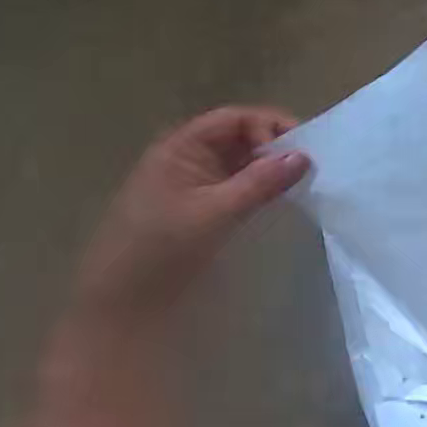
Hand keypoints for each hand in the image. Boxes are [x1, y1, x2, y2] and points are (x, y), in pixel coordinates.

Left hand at [75, 106, 310, 316]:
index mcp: (180, 147)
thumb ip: (261, 182)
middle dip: (273, 146)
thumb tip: (304, 156)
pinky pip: (234, 185)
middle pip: (238, 136)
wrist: (120, 307)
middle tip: (307, 166)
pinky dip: (258, 187)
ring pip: (239, 162)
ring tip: (298, 183)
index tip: (300, 151)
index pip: (234, 119)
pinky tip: (277, 200)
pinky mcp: (197, 209)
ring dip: (268, 168)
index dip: (269, 126)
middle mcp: (186, 157)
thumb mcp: (215, 213)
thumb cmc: (161, 251)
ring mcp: (191, 184)